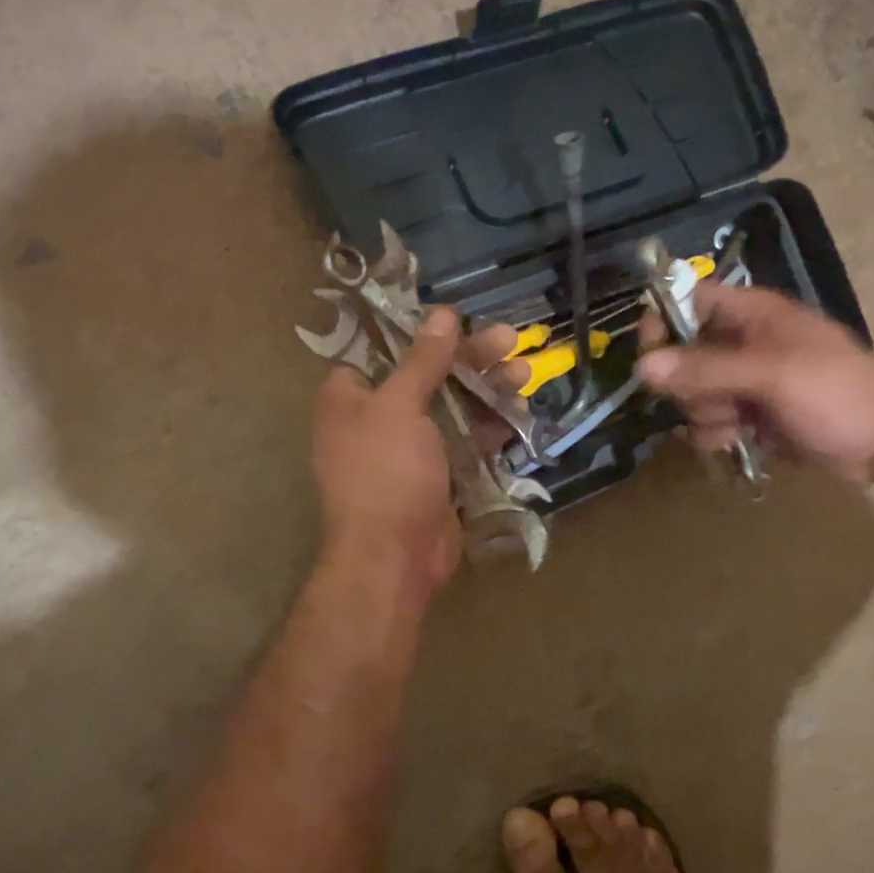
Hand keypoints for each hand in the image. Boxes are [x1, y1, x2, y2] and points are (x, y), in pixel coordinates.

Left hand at [310, 308, 523, 592]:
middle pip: (427, 375)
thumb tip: (440, 313)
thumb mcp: (399, 407)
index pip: (382, 350)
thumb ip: (422, 360)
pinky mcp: (437, 476)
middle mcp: (375, 419)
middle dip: (469, 357)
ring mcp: (409, 450)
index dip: (420, 333)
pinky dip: (490, 426)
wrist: (393, 558)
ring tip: (524, 371)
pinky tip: (520, 411)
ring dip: (487, 389)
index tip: (457, 317)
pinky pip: (466, 441)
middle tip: (509, 339)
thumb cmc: (385, 473)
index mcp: (349, 398)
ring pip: (452, 407)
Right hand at [636, 283, 873, 481]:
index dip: (663, 322)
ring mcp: (746, 379)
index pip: (688, 300)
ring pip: (693, 392)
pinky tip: (733, 442)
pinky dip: (714, 433)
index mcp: (751, 313)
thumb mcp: (769, 376)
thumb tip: (641, 366)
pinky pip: (709, 419)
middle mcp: (743, 341)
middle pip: (682, 353)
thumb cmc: (836, 394)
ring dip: (703, 414)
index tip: (651, 357)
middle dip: (688, 384)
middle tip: (714, 401)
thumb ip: (705, 370)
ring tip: (733, 425)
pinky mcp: (750, 413)